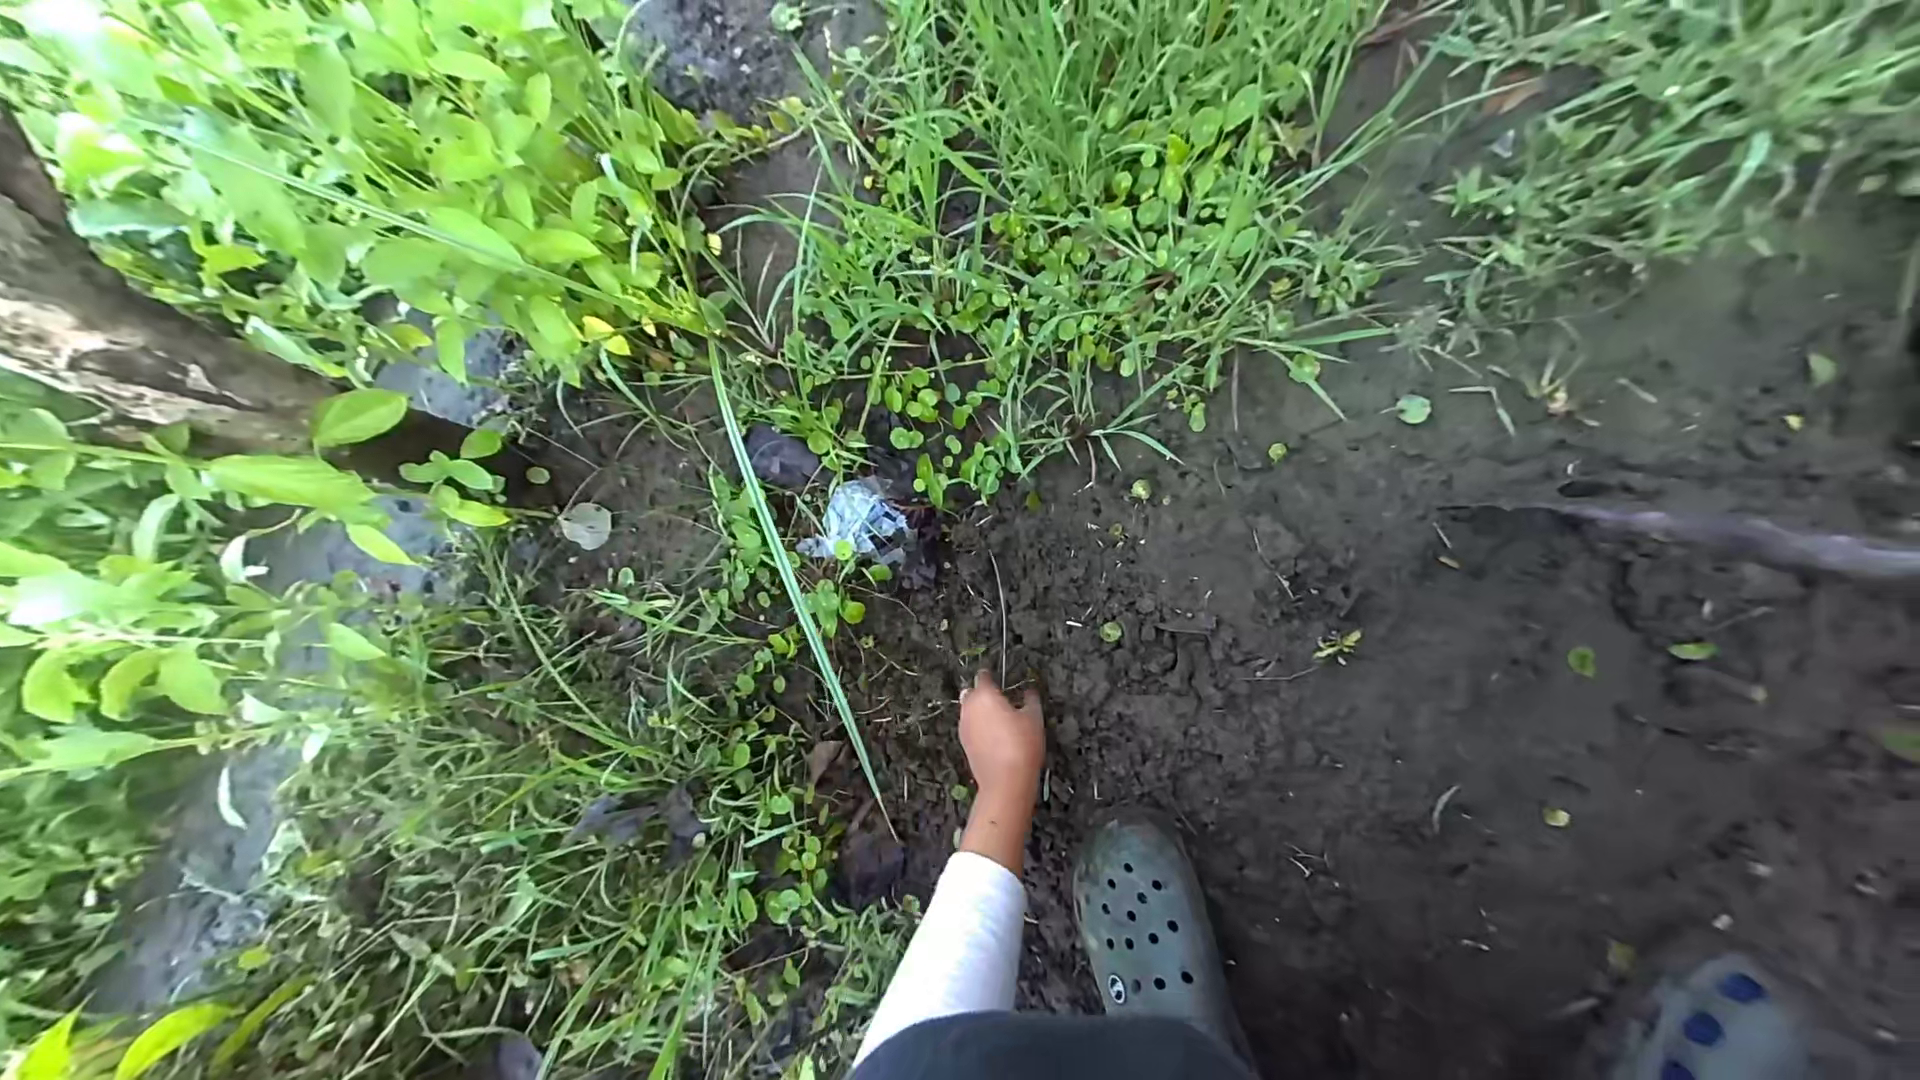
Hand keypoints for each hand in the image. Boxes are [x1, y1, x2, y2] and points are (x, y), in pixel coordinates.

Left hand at [959, 670, 1044, 799]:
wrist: (1005, 782)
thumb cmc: (1021, 746)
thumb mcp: (1034, 718)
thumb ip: (1030, 699)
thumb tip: (1030, 691)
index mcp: (984, 695)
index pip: (983, 676)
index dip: (991, 675)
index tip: (998, 677)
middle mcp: (969, 707)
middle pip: (973, 692)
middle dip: (984, 693)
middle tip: (1001, 699)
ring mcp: (964, 726)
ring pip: (969, 710)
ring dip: (980, 710)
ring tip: (1000, 719)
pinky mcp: (964, 743)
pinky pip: (970, 727)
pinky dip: (979, 726)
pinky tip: (994, 735)